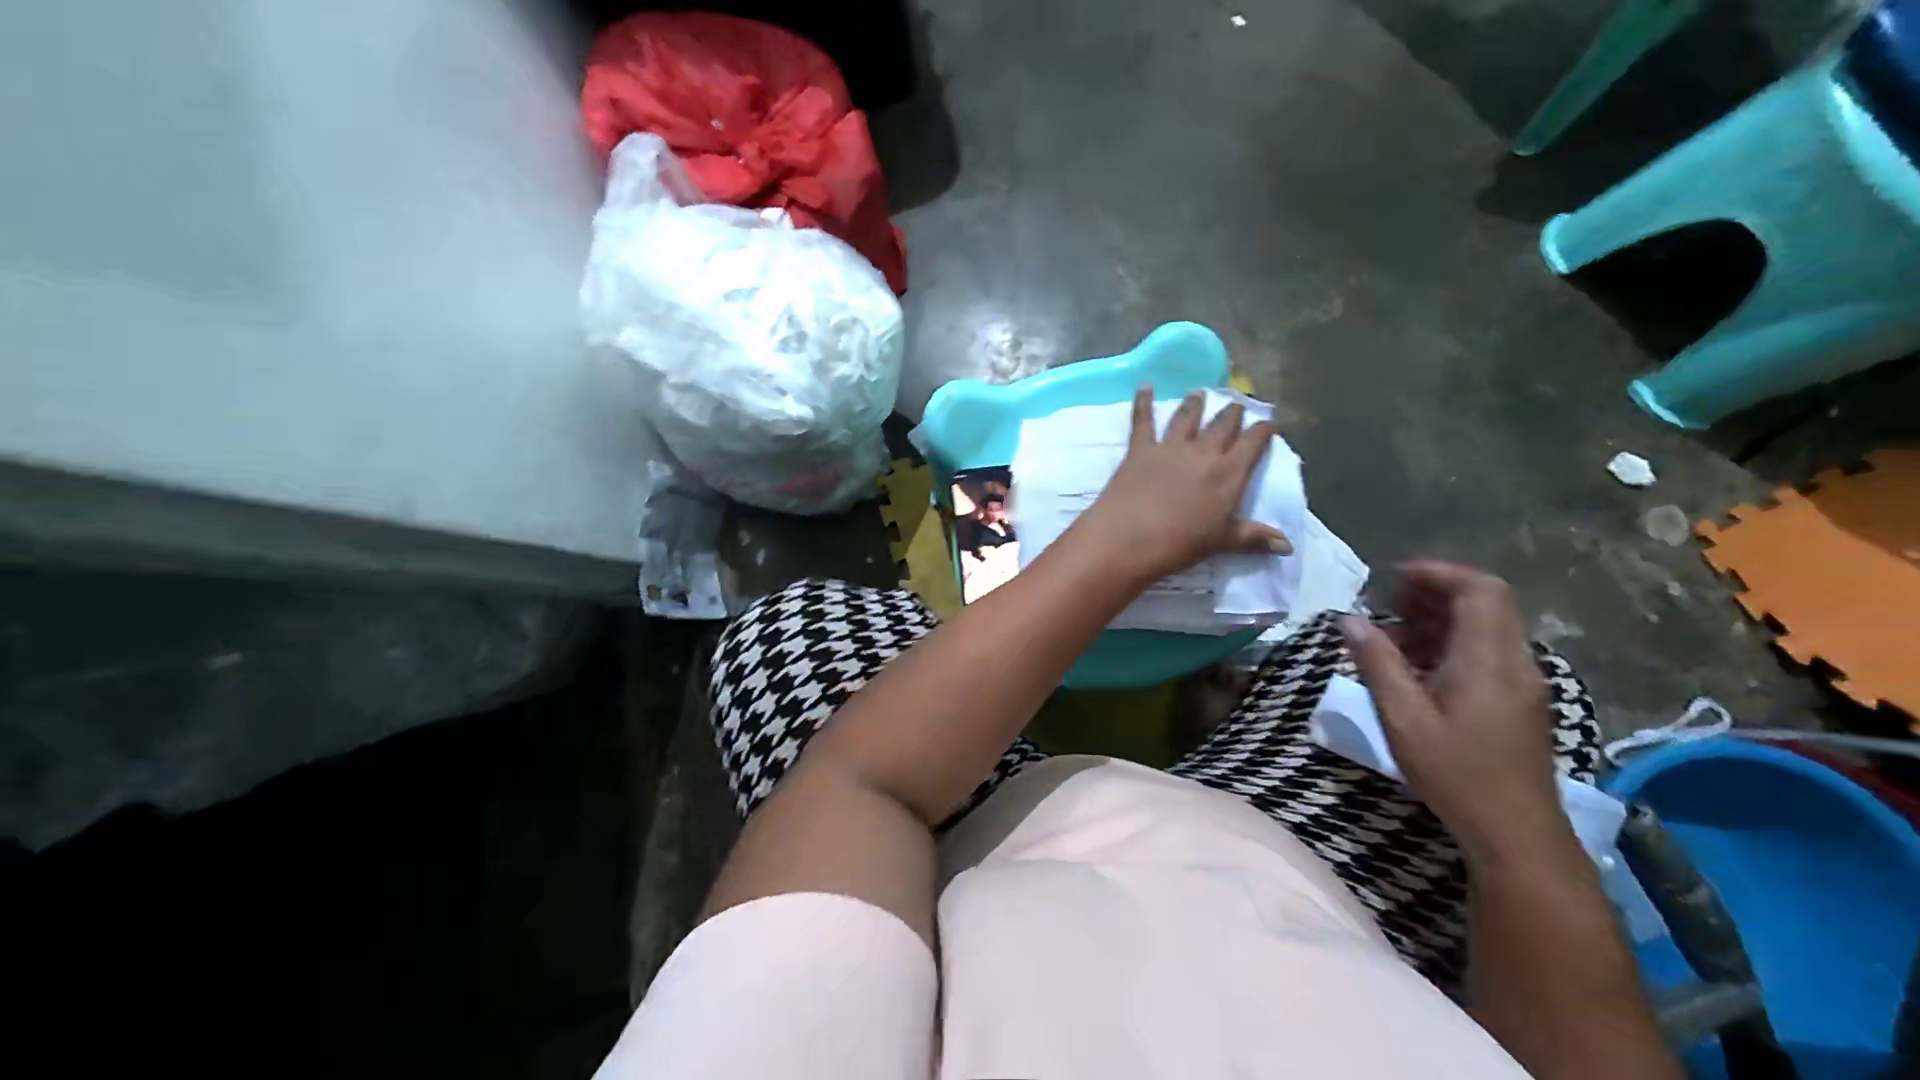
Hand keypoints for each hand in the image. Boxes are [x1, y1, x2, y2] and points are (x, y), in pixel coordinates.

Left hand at [1072, 387, 1291, 582]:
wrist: (1129, 538)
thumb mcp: (1222, 542)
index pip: (1252, 444)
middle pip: (1221, 426)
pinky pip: (1142, 420)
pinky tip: (1144, 386)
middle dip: (1231, 414)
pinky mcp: (1139, 449)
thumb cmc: (1180, 544)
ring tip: (1199, 393)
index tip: (1269, 422)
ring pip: (1187, 418)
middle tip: (1236, 404)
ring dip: (1194, 405)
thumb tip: (1288, 546)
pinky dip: (1143, 402)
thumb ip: (1254, 537)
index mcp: (1228, 473)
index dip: (1262, 430)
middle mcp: (1203, 452)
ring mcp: (1170, 447)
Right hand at [1338, 562, 1566, 863]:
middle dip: (1434, 592)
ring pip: (1487, 624)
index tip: (1393, 580)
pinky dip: (1451, 640)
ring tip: (1394, 634)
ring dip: (1440, 617)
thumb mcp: (1402, 718)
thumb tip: (1349, 620)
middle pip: (1486, 601)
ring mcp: (1522, 680)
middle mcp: (1514, 661)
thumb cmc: (1454, 773)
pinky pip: (1487, 648)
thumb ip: (1377, 663)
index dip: (1437, 573)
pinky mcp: (1518, 697)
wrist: (1514, 830)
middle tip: (1388, 604)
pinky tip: (1416, 663)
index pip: (1479, 590)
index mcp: (1488, 660)